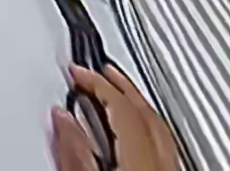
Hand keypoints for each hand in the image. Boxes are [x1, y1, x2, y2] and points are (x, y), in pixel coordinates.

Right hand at [53, 66, 179, 170]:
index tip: (76, 70)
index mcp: (143, 161)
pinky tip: (132, 131)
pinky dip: (148, 129)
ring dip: (137, 105)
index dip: (96, 82)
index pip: (122, 106)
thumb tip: (62, 116)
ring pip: (161, 130)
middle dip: (121, 85)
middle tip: (98, 69)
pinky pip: (167, 149)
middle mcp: (166, 167)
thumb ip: (75, 151)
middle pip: (148, 115)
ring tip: (113, 91)